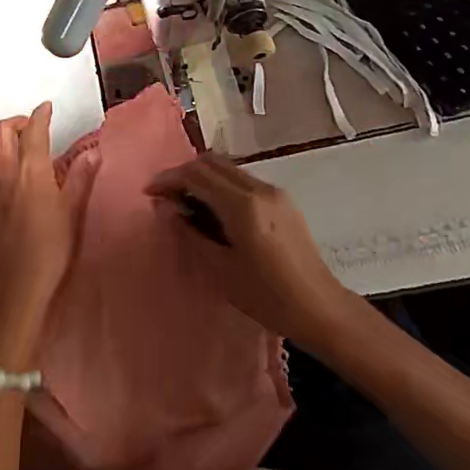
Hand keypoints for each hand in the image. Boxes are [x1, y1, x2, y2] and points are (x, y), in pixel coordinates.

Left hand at [0, 103, 71, 343]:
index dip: (40, 115)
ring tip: (12, 146)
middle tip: (32, 127)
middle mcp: (1, 170)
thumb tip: (92, 151)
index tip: (47, 108)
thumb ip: (80, 178)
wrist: (10, 289)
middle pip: (1, 130)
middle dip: (17, 122)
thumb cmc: (49, 252)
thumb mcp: (72, 214)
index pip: (33, 130)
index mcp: (31, 169)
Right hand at [145, 154, 363, 350]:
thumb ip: (191, 233)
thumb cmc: (266, 297)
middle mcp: (260, 189)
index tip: (149, 193)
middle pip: (214, 163)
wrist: (319, 307)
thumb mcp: (221, 269)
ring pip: (230, 170)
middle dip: (184, 173)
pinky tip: (214, 212)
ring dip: (204, 179)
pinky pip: (244, 182)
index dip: (168, 178)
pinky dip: (222, 187)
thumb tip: (167, 208)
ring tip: (185, 205)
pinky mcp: (284, 202)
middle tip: (164, 197)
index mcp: (243, 205)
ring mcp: (276, 193)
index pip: (197, 174)